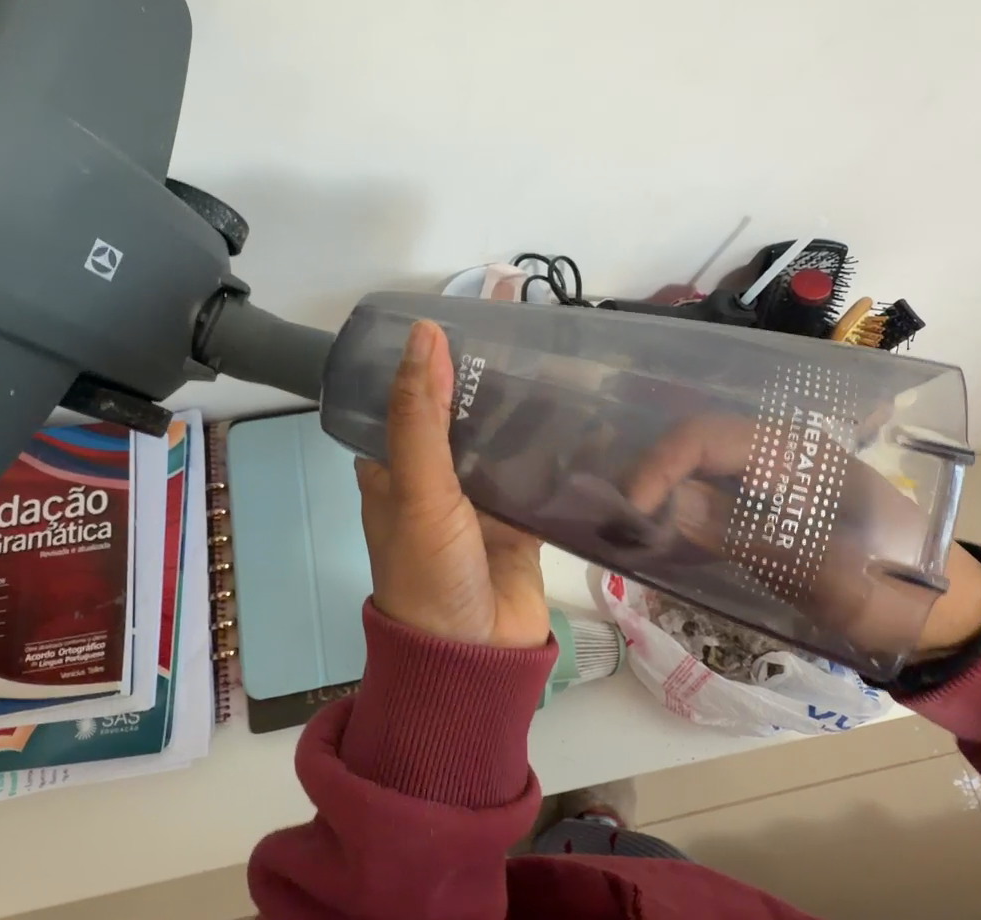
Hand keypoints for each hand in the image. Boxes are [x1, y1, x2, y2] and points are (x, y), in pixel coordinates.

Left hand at [355, 321, 548, 649]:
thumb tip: (424, 332)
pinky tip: (583, 422)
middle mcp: (435, 482)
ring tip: (559, 369)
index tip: (460, 322)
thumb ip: (419, 414)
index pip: (406, 402)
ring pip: (501, 445)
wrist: (474, 659)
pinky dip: (556, 454)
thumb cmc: (430, 571)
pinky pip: (538, 478)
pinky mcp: (520, 523)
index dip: (426, 364)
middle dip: (485, 384)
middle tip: (523, 338)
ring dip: (523, 415)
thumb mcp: (416, 488)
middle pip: (460, 419)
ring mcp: (479, 503)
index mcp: (396, 471)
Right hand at [627, 415, 980, 657]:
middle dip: (647, 478)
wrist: (939, 619)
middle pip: (692, 448)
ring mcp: (768, 485)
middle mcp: (775, 457)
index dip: (661, 464)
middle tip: (612, 523)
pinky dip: (675, 521)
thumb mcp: (825, 573)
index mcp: (798, 453)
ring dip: (655, 499)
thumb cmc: (893, 590)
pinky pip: (705, 504)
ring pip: (692, 474)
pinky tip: (653, 547)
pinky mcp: (762, 514)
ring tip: (621, 534)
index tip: (631, 509)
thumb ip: (748, 537)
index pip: (708, 436)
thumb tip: (670, 505)